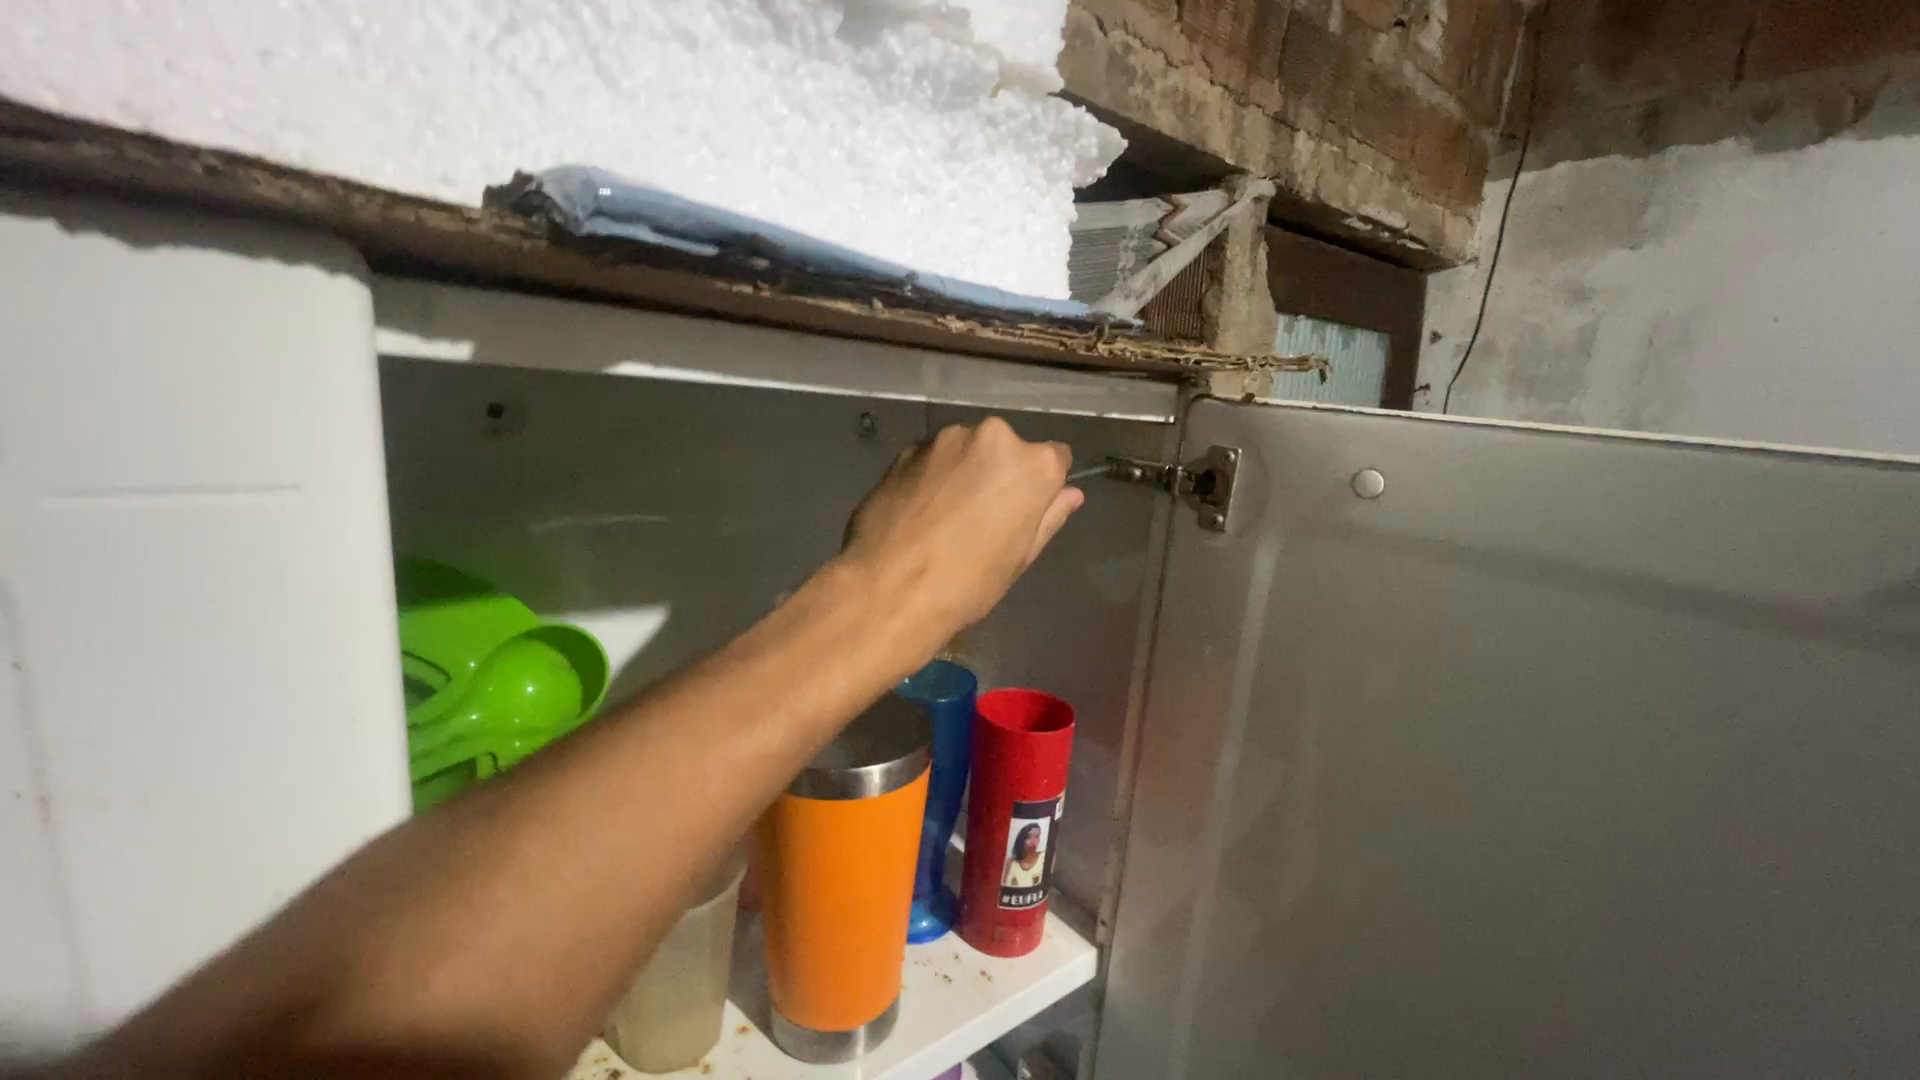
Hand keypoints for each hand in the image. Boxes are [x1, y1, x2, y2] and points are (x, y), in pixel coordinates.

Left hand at [840, 417, 1084, 639]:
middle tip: (980, 520)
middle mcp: (991, 437)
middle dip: (997, 475)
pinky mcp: (905, 450)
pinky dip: (930, 479)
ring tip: (943, 519)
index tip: (1022, 511)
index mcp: (1032, 464)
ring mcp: (944, 440)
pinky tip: (917, 514)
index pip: (1055, 458)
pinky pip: (931, 460)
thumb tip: (1070, 494)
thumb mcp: (1019, 557)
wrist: (888, 588)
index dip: (1040, 486)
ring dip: (961, 473)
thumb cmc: (967, 582)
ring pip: (965, 452)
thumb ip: (1048, 517)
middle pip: (1005, 450)